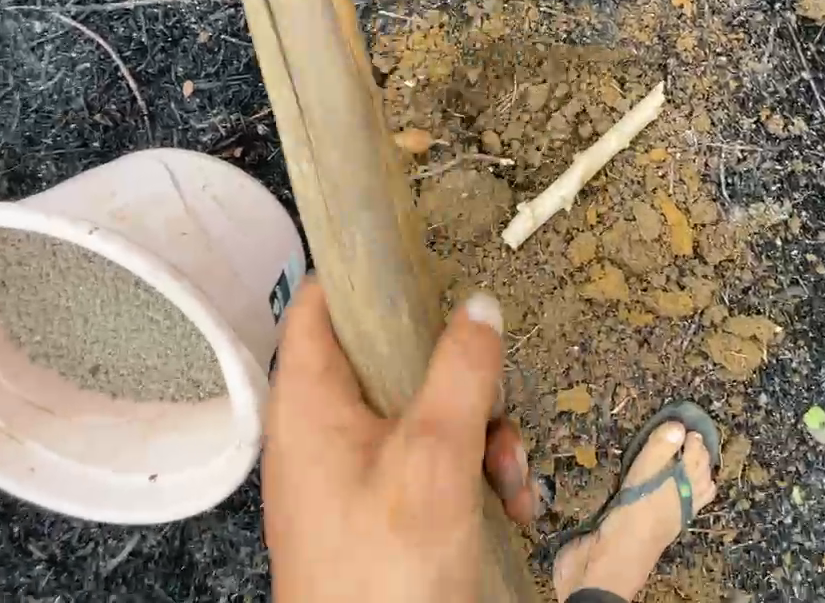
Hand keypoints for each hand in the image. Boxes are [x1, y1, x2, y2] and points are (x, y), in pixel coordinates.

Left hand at [262, 280, 536, 602]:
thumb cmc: (387, 564)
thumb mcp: (436, 454)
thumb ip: (463, 370)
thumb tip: (482, 303)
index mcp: (312, 401)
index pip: (324, 303)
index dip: (366, 273)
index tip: (422, 259)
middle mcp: (327, 428)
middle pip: (396, 358)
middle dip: (462, 377)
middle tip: (495, 397)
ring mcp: (356, 471)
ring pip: (428, 411)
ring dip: (483, 434)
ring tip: (512, 477)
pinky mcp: (382, 508)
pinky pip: (434, 461)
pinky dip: (475, 473)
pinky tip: (512, 504)